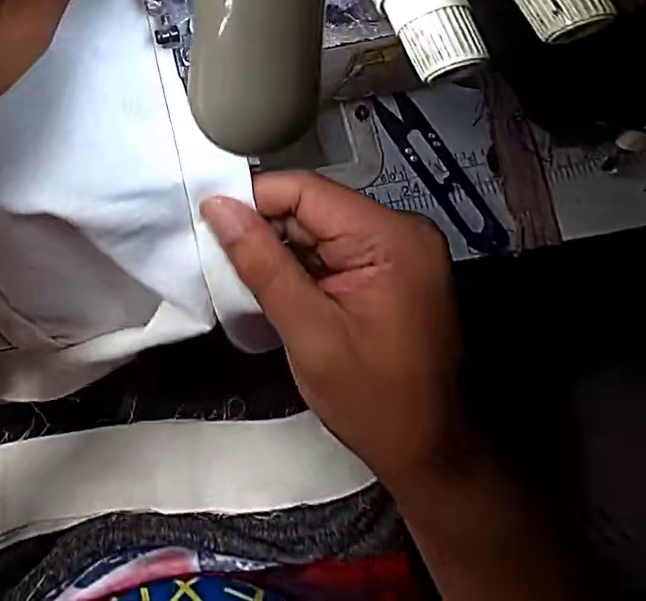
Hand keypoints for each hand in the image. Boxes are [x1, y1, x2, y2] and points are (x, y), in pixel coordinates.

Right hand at [201, 172, 465, 488]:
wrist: (434, 456)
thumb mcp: (310, 333)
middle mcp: (399, 231)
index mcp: (391, 238)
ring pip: (314, 226)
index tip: (211, 222)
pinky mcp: (387, 267)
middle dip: (264, 231)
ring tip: (252, 284)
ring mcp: (396, 248)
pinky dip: (298, 265)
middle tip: (227, 263)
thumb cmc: (380, 405)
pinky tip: (282, 292)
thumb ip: (262, 264)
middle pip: (309, 206)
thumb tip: (220, 209)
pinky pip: (329, 247)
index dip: (253, 200)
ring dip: (278, 251)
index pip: (305, 190)